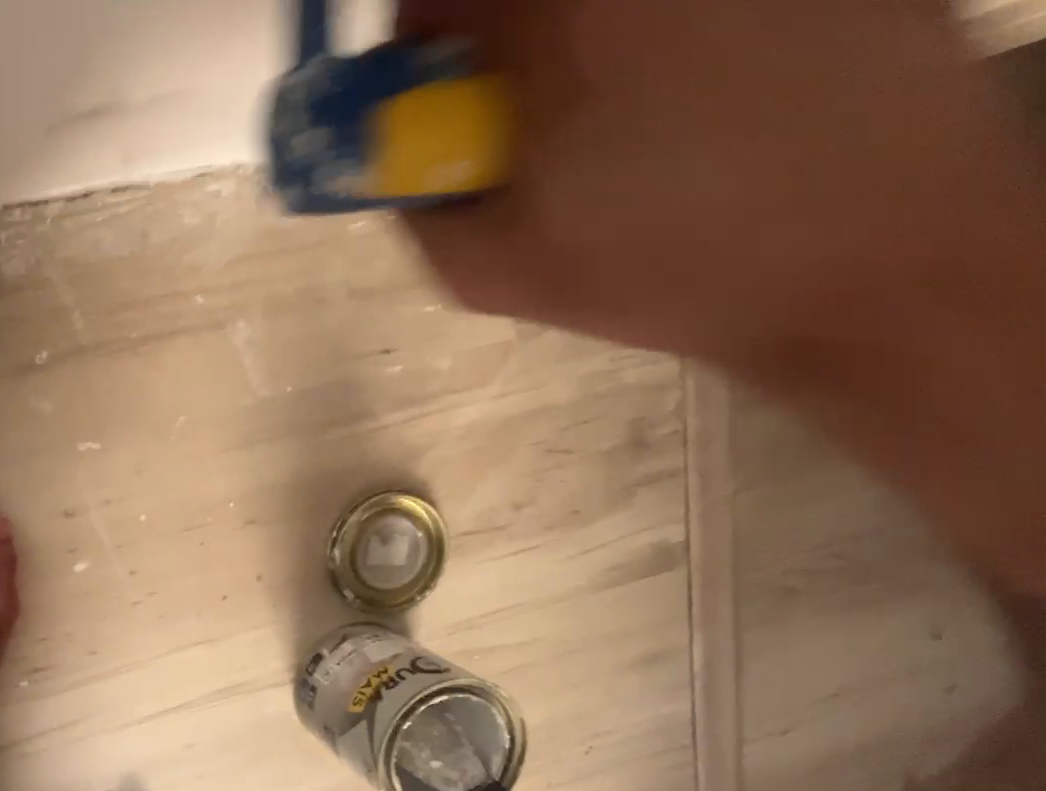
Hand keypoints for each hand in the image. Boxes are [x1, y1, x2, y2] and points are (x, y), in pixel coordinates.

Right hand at [396, 0, 1045, 365]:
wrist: (877, 266)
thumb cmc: (667, 273)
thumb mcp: (495, 275)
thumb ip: (418, 210)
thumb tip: (400, 165)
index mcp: (553, 22)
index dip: (417, 48)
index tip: (432, 98)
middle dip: (502, 50)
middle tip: (523, 120)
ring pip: (606, 7)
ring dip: (584, 45)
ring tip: (625, 124)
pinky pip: (690, 12)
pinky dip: (669, 41)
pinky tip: (707, 106)